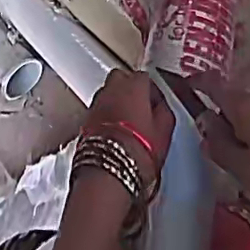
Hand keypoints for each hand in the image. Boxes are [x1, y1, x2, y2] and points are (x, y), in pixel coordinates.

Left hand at [81, 69, 174, 192]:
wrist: (108, 172)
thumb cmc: (136, 152)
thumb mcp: (164, 132)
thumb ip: (164, 112)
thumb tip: (161, 108)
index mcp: (133, 86)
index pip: (144, 77)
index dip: (152, 90)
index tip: (157, 103)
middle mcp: (111, 89)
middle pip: (121, 78)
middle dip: (130, 88)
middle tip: (141, 106)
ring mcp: (96, 103)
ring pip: (108, 93)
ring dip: (117, 101)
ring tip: (128, 121)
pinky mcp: (85, 119)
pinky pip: (99, 109)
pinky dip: (106, 115)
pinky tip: (115, 130)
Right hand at [201, 92, 249, 208]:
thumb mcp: (242, 166)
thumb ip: (218, 146)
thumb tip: (204, 126)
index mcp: (240, 105)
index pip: (211, 84)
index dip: (195, 83)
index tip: (183, 86)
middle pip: (227, 102)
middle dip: (217, 118)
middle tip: (209, 143)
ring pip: (244, 113)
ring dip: (235, 128)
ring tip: (233, 156)